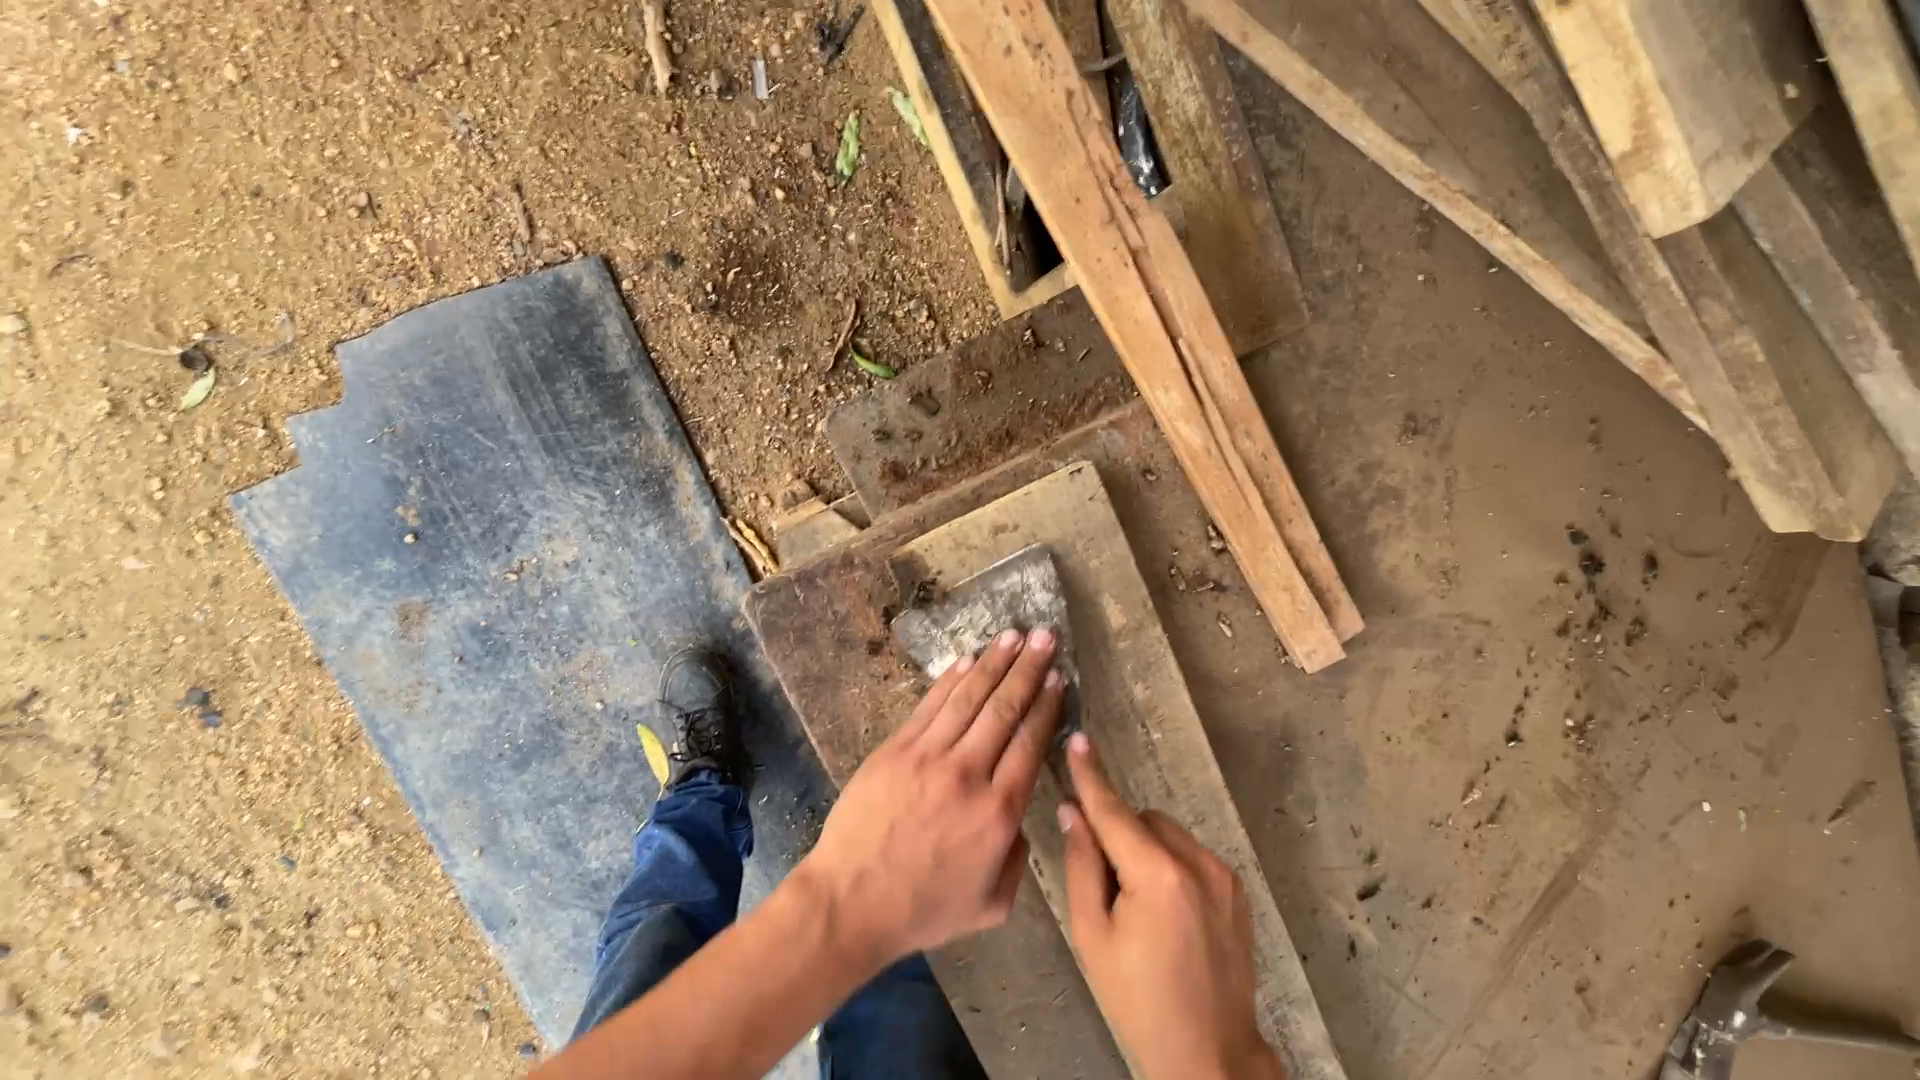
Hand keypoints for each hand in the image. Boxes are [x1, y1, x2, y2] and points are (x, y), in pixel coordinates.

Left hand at [798, 625, 1064, 966]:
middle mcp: (968, 775)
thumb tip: (1018, 821)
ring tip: (1014, 635)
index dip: (1047, 706)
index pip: (1030, 744)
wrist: (850, 902)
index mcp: (998, 813)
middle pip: (1005, 710)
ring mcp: (928, 757)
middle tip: (1046, 637)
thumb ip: (1018, 860)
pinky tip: (968, 659)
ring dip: (994, 663)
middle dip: (1029, 669)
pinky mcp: (895, 749)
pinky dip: (951, 679)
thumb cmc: (922, 909)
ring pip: (968, 698)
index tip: (1059, 678)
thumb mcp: (991, 904)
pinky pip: (930, 705)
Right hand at [1058, 733, 1282, 1079]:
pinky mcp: (1236, 890)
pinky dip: (1169, 863)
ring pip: (1168, 833)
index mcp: (1157, 875)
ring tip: (1134, 900)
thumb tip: (1073, 812)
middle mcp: (1197, 863)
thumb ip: (1082, 864)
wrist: (1209, 1054)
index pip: (1114, 811)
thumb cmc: (1137, 1000)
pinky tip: (1162, 909)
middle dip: (1118, 832)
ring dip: (1144, 846)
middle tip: (1103, 879)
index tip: (1078, 739)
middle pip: (1143, 819)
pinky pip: (1191, 854)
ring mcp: (1223, 876)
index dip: (1091, 775)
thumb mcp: (1092, 935)